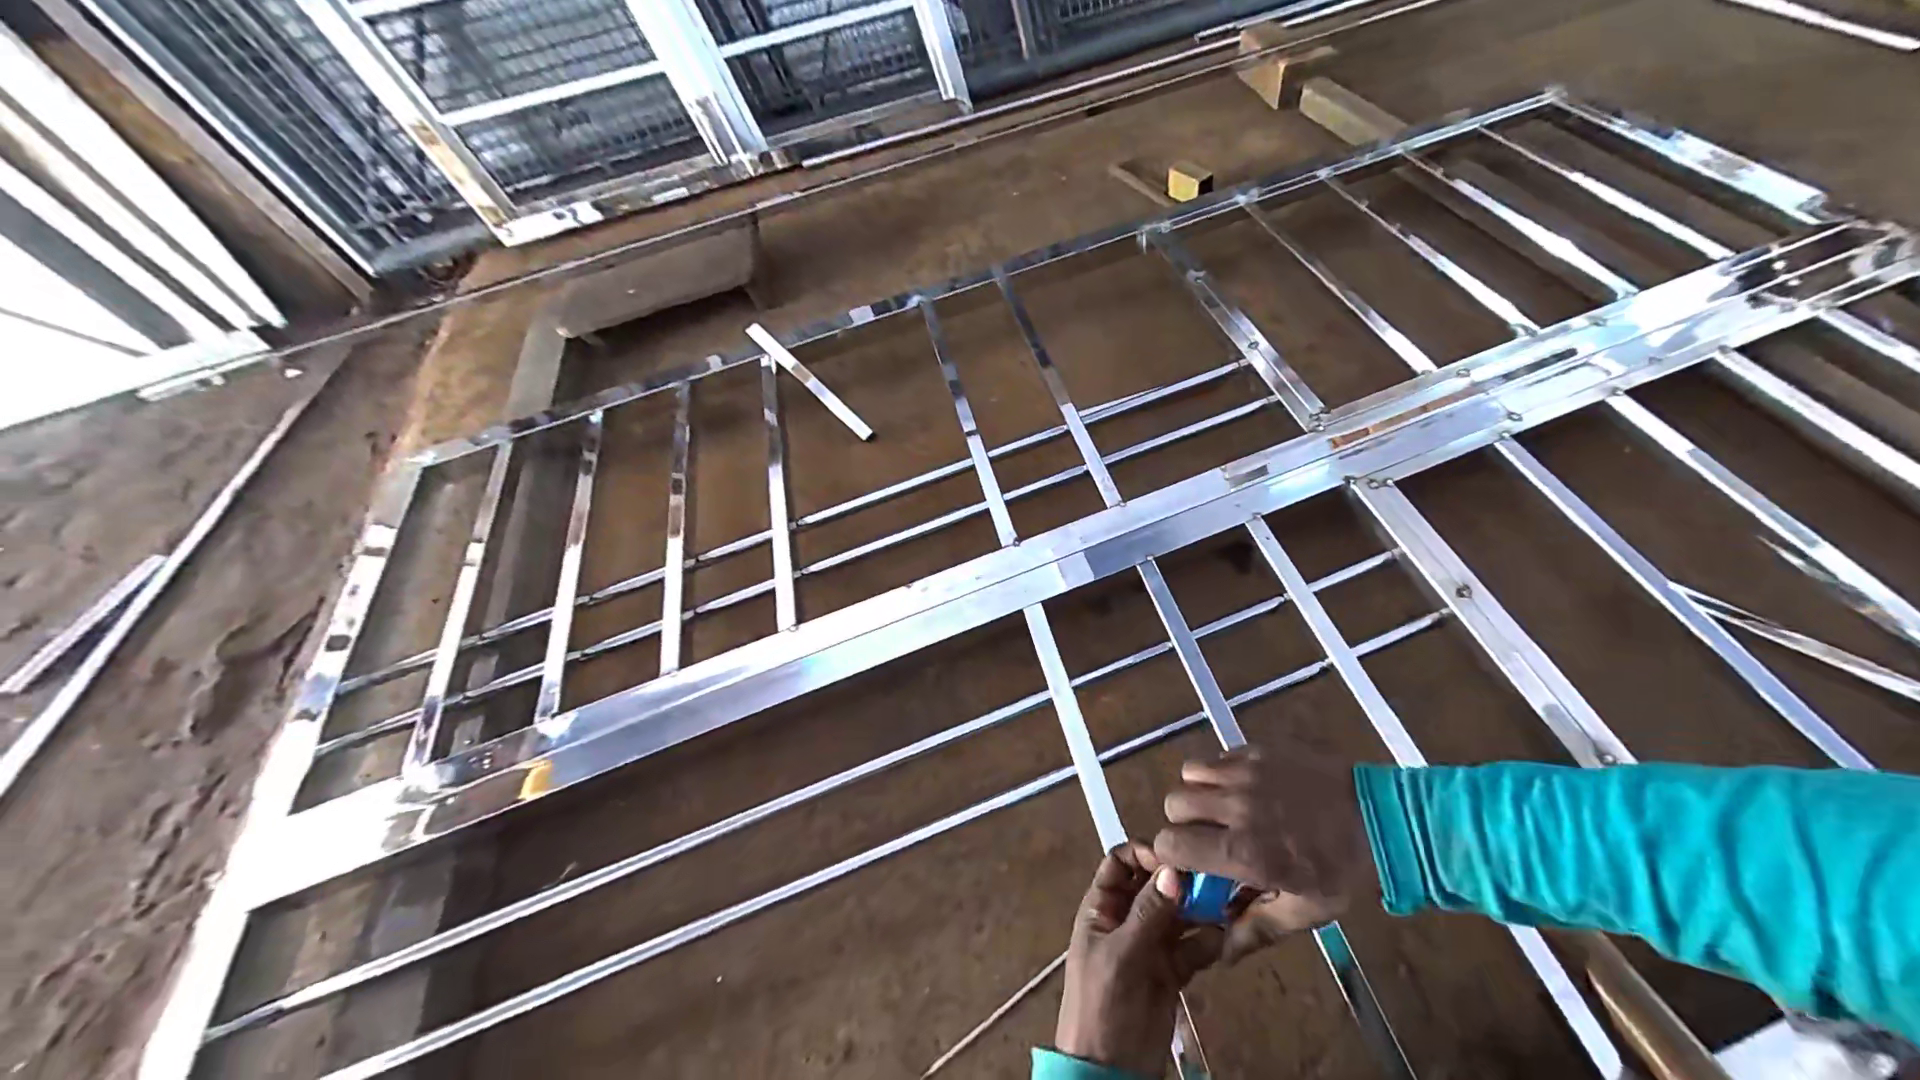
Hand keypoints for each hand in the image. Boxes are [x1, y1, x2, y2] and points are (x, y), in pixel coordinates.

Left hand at [1056, 842, 1222, 1073]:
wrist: (1109, 1070)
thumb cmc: (1101, 1005)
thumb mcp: (1120, 956)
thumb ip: (1148, 914)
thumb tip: (1173, 871)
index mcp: (1101, 907)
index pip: (1120, 862)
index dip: (1144, 854)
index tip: (1177, 856)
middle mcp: (1126, 918)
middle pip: (1154, 884)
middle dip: (1180, 879)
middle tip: (1213, 878)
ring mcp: (1150, 944)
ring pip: (1178, 913)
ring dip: (1200, 908)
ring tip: (1228, 904)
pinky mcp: (1171, 970)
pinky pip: (1192, 946)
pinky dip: (1208, 941)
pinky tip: (1225, 938)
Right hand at [1153, 745, 1377, 955]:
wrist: (1384, 818)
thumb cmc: (1345, 871)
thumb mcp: (1304, 911)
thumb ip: (1254, 929)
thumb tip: (1219, 954)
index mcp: (1242, 851)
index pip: (1171, 844)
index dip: (1173, 854)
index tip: (1191, 862)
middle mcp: (1234, 807)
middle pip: (1174, 804)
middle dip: (1185, 821)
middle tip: (1210, 833)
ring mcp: (1244, 773)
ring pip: (1189, 774)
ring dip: (1199, 791)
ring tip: (1224, 805)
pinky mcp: (1256, 750)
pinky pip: (1218, 756)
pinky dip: (1221, 772)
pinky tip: (1246, 787)